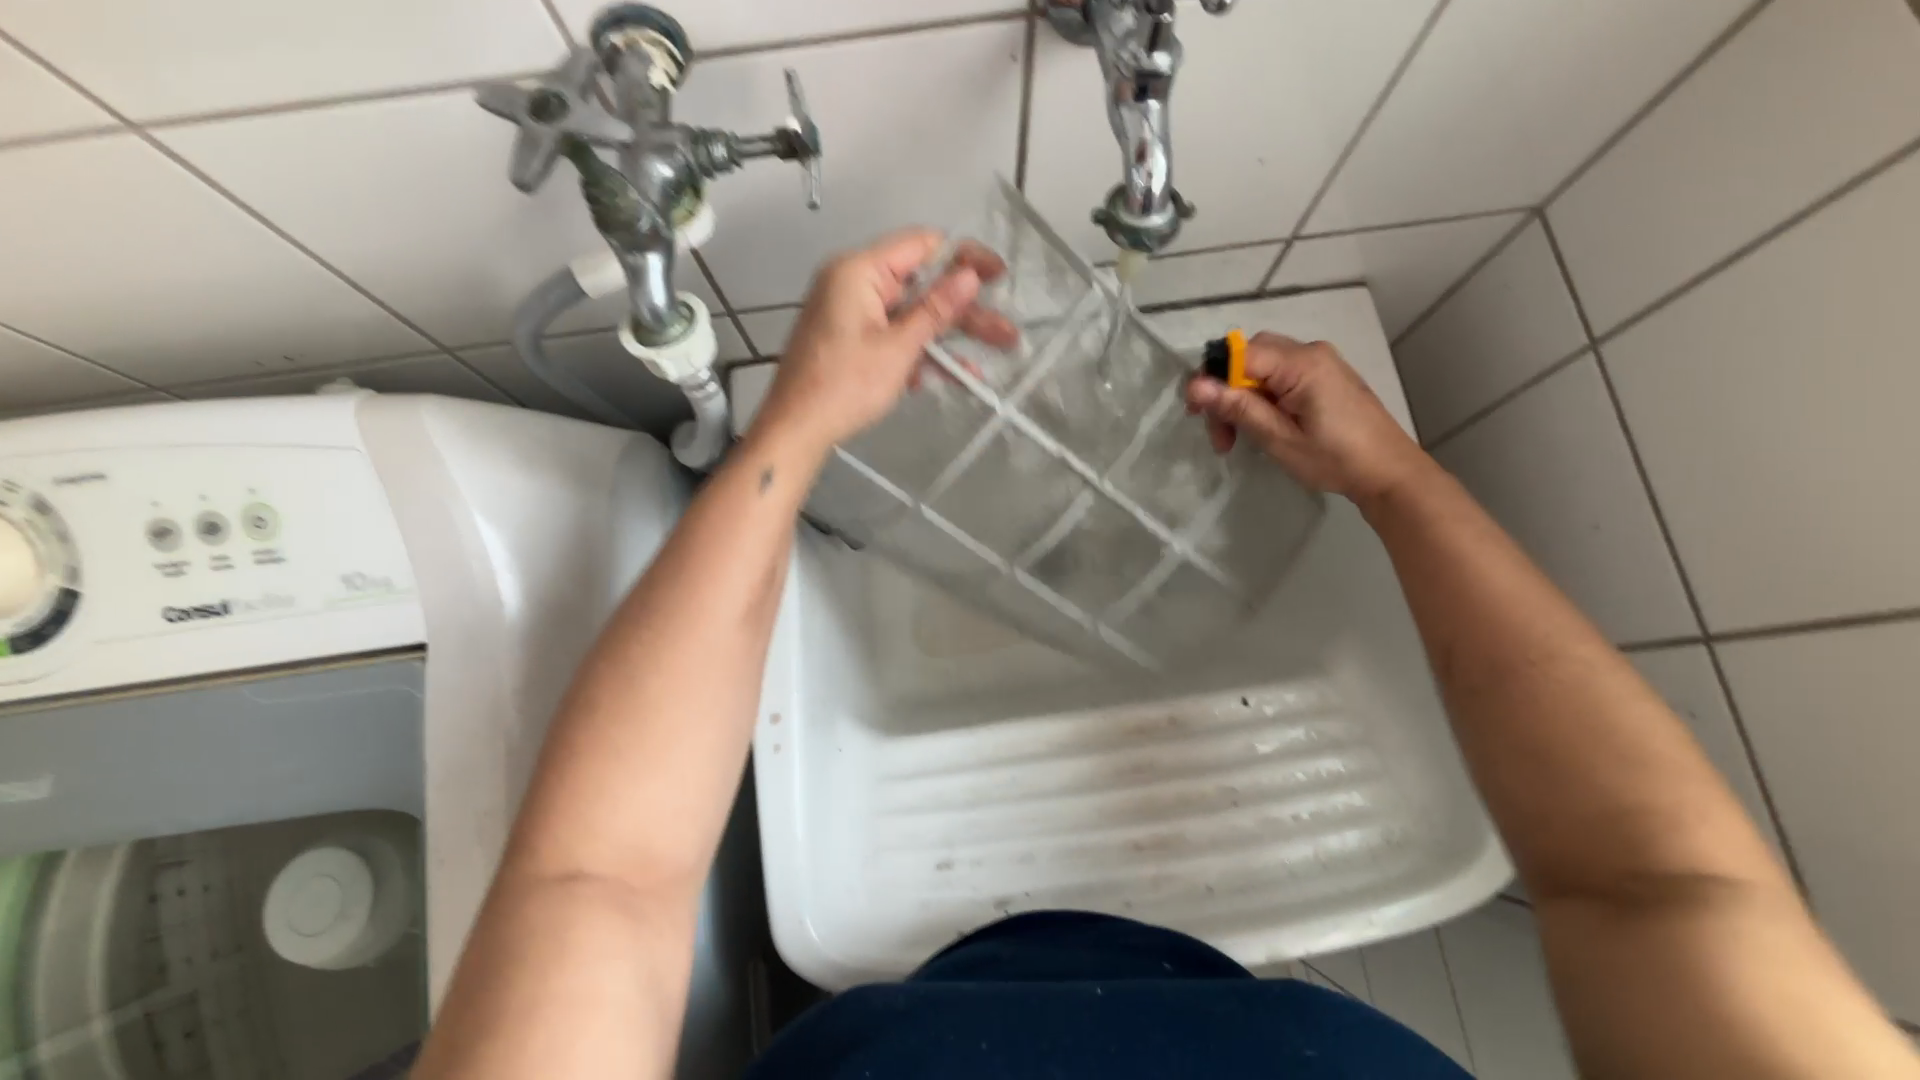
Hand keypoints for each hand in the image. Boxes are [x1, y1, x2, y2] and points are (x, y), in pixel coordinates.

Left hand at [750, 229, 1010, 453]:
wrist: (795, 430)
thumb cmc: (843, 387)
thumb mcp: (898, 348)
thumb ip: (936, 309)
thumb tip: (969, 275)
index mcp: (859, 271)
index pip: (922, 245)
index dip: (964, 258)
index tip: (999, 276)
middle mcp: (853, 282)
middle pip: (921, 284)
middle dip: (964, 309)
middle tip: (1005, 332)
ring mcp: (850, 312)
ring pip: (911, 313)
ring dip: (948, 335)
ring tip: (989, 357)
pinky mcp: (850, 339)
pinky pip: (894, 333)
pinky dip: (920, 350)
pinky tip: (953, 374)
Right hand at [1185, 333, 1432, 505]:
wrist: (1389, 471)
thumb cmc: (1335, 459)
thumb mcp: (1279, 438)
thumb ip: (1238, 408)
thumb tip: (1196, 386)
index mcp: (1302, 363)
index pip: (1240, 353)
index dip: (1212, 378)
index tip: (1196, 413)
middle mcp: (1311, 352)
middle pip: (1249, 356)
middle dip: (1225, 391)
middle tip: (1220, 433)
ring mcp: (1320, 362)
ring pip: (1262, 366)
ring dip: (1241, 397)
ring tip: (1236, 438)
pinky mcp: (1324, 376)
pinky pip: (1280, 375)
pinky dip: (1262, 397)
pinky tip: (1260, 425)